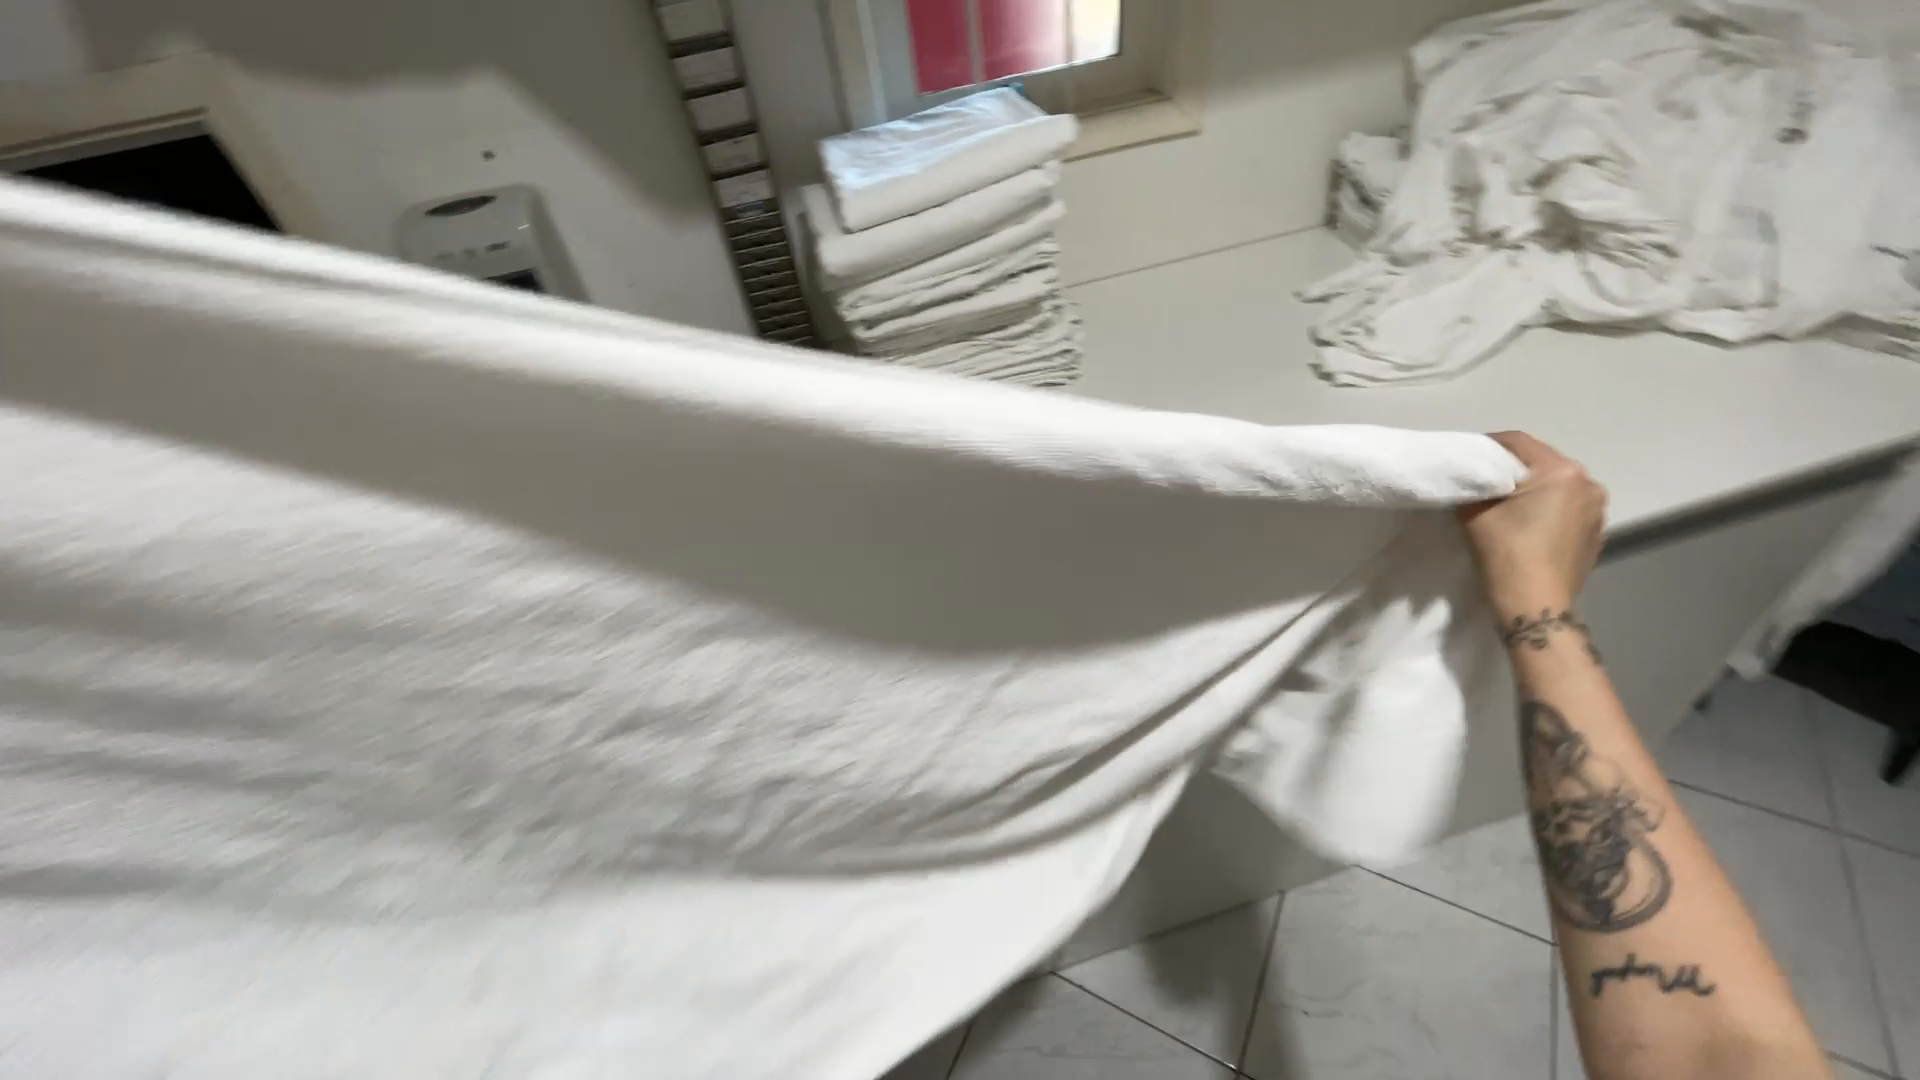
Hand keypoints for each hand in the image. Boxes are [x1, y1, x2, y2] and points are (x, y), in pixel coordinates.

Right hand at [1456, 432, 1606, 619]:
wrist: (1534, 602)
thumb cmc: (1505, 552)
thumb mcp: (1475, 512)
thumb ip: (1473, 486)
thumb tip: (1472, 480)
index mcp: (1561, 472)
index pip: (1519, 442)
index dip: (1488, 445)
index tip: (1466, 457)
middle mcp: (1589, 484)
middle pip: (1541, 463)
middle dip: (1512, 469)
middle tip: (1482, 482)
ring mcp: (1597, 510)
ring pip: (1556, 486)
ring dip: (1532, 490)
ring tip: (1505, 507)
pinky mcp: (1595, 532)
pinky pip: (1566, 508)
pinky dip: (1545, 510)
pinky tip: (1526, 528)